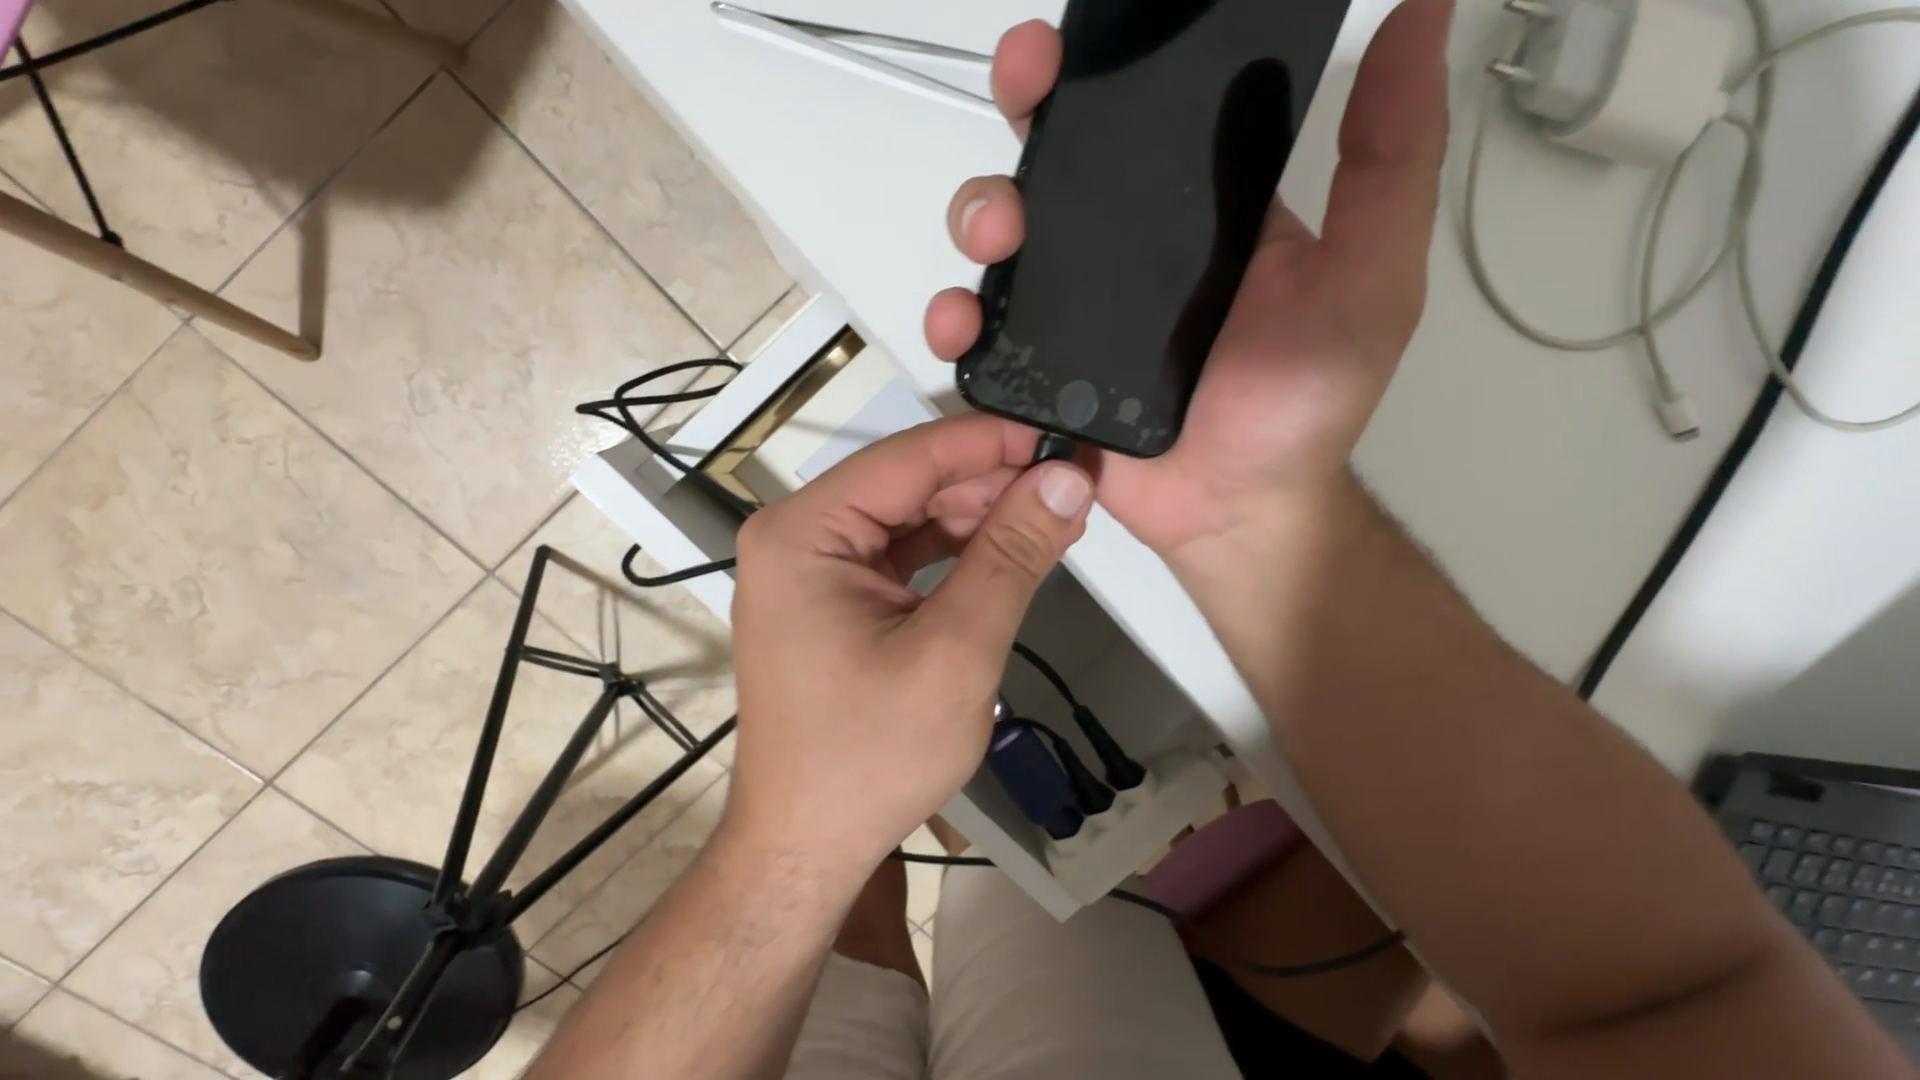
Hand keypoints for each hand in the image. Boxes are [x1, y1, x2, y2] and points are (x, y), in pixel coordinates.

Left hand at [724, 414, 1093, 874]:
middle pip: (908, 484)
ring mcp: (810, 571)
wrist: (809, 844)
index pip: (909, 457)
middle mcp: (796, 538)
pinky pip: (900, 556)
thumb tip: (1065, 481)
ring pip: (908, 517)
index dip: (990, 442)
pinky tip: (1007, 552)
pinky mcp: (831, 601)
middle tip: (1068, 487)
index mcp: (803, 533)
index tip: (1059, 439)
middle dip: (989, 483)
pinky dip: (954, 554)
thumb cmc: (868, 758)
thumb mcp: (955, 650)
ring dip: (978, 517)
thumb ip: (1012, 556)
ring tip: (1052, 519)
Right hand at [923, 0, 1452, 557]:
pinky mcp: (1037, 370)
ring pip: (1004, 235)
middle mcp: (1124, 252)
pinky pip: (982, 332)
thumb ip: (1391, 160)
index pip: (1144, 117)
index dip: (1107, 65)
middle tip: (1024, 85)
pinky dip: (956, 320)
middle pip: (1057, 160)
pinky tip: (962, 322)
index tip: (1081, 35)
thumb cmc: (1304, 404)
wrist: (1237, 508)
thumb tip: (1422, 15)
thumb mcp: (1371, 275)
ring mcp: (1072, 313)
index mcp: (1198, 212)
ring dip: (980, 210)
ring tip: (998, 233)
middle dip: (1028, 109)